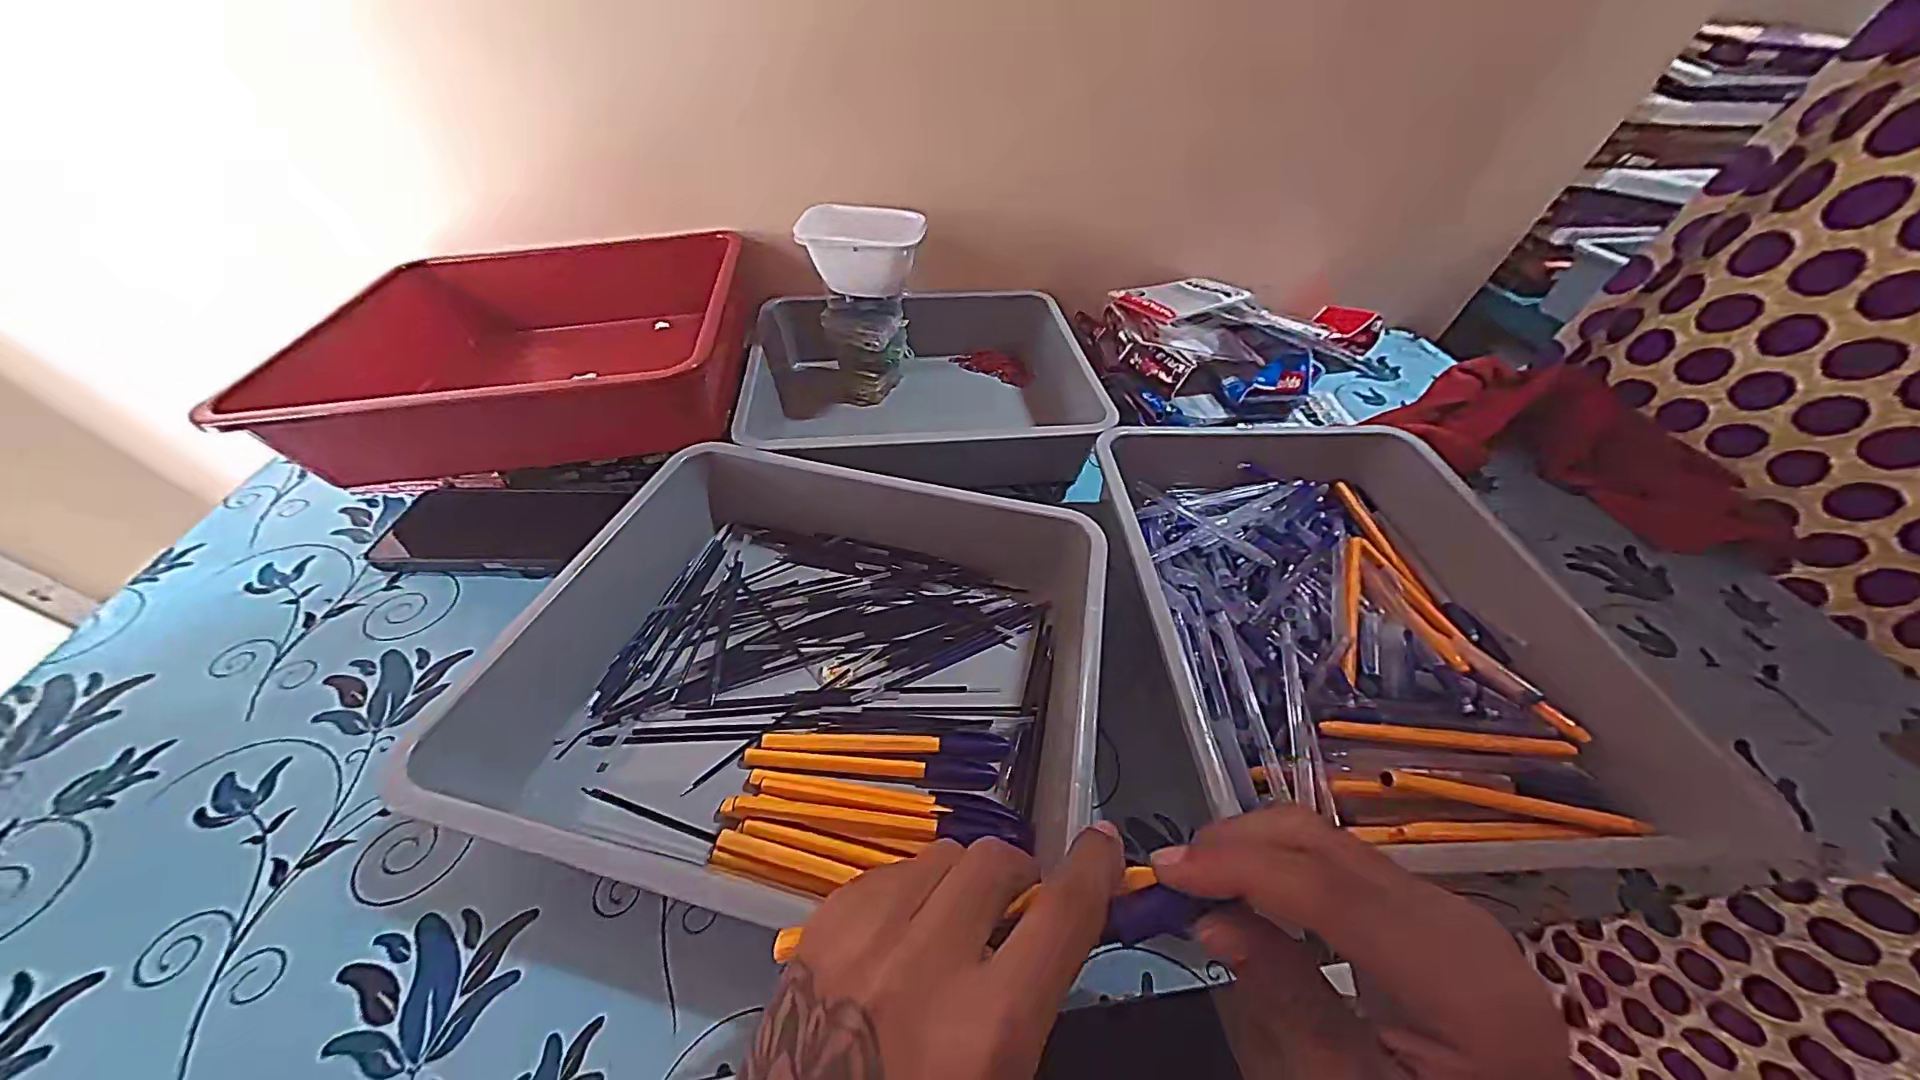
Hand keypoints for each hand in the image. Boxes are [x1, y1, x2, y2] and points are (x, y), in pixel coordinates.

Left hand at [746, 824, 1123, 1079]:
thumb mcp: (998, 1072)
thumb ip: (1030, 995)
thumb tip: (1048, 927)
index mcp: (984, 1028)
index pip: (1061, 913)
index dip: (1091, 869)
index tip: (1101, 844)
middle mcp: (922, 968)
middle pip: (995, 861)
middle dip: (1017, 875)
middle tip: (1014, 905)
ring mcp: (863, 939)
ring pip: (942, 854)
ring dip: (960, 879)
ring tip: (950, 919)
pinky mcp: (821, 926)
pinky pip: (890, 870)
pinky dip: (909, 889)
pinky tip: (900, 930)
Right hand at [1151, 807, 1563, 1079]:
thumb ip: (1286, 1001)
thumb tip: (1209, 923)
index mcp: (1460, 979)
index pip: (1328, 889)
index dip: (1237, 866)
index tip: (1165, 867)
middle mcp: (1455, 920)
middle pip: (1324, 842)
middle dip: (1235, 842)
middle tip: (1173, 873)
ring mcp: (1440, 904)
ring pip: (1324, 839)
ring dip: (1251, 847)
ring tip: (1199, 879)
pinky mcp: (1419, 904)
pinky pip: (1335, 862)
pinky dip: (1278, 863)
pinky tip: (1246, 887)